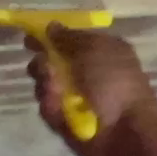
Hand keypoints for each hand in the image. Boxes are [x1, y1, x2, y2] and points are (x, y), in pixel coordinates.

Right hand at [24, 24, 156, 155]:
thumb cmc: (115, 80)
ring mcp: (74, 98)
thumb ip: (68, 37)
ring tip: (54, 87)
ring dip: (45, 82)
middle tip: (44, 66)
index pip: (67, 40)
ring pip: (44, 85)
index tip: (30, 39)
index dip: (49, 38)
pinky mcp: (65, 120)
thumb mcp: (94, 48)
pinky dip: (50, 103)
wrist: (126, 129)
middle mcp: (85, 73)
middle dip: (41, 63)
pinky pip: (47, 107)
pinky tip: (57, 104)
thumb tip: (51, 26)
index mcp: (99, 52)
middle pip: (49, 62)